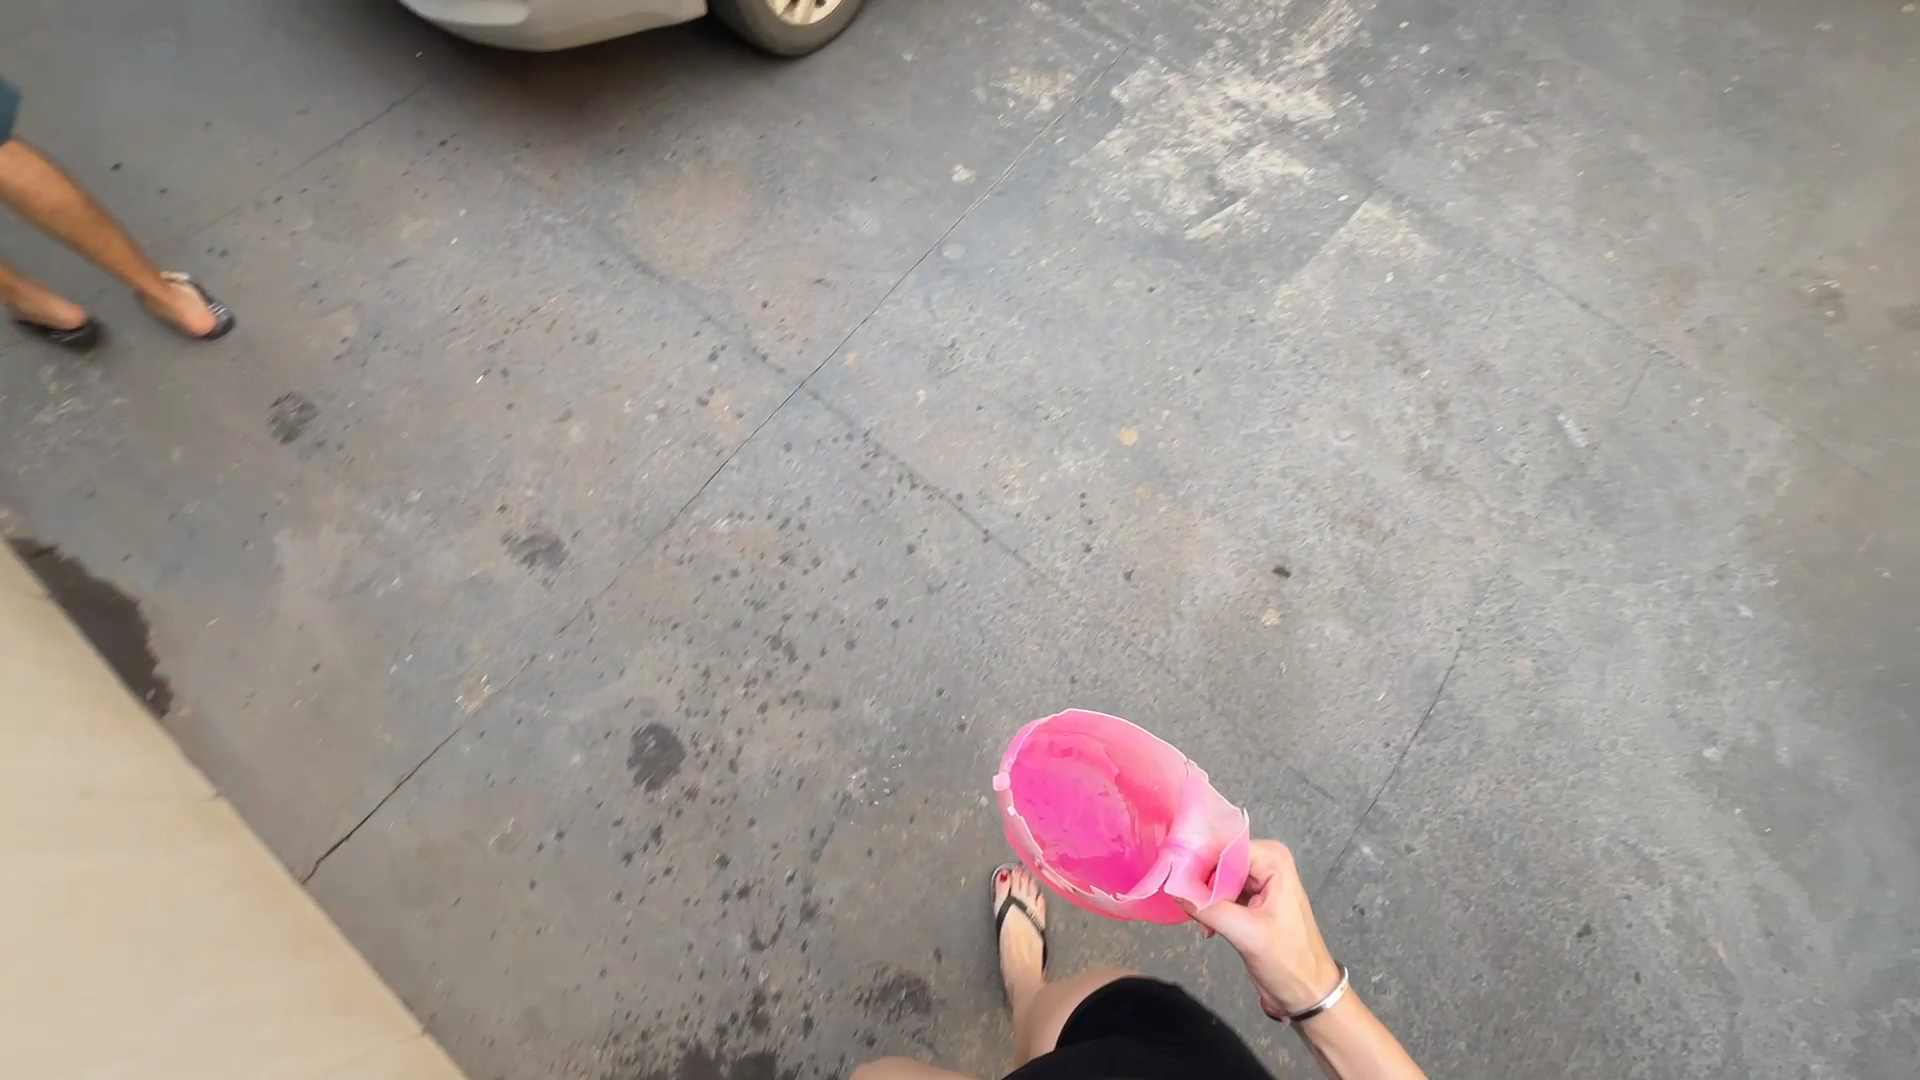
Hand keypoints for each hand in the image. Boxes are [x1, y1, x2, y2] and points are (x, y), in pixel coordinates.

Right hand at [1183, 840, 1341, 1014]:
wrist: (1311, 997)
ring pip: (1216, 875)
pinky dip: (1210, 905)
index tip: (1173, 873)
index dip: (1198, 857)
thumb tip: (1170, 886)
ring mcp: (1258, 879)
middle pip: (1218, 858)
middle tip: (1181, 898)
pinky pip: (1221, 890)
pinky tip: (1207, 926)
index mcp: (1272, 860)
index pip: (1223, 845)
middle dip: (1199, 879)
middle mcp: (1266, 861)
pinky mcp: (1251, 898)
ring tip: (1196, 917)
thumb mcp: (1246, 934)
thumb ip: (1206, 907)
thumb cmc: (1288, 962)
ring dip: (1203, 895)